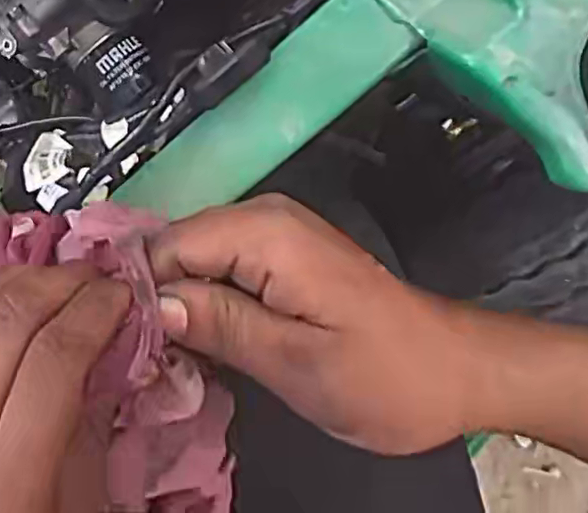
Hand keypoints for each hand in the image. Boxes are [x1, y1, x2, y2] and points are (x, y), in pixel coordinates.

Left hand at [0, 263, 129, 512]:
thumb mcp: (73, 509)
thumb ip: (94, 427)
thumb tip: (117, 341)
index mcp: (3, 491)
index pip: (51, 365)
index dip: (93, 315)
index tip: (122, 295)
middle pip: (10, 321)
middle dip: (65, 284)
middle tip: (101, 280)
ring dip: (26, 275)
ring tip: (63, 281)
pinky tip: (16, 288)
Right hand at [148, 195, 490, 454]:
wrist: (452, 365)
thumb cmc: (386, 374)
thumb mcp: (298, 364)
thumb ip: (221, 324)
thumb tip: (155, 304)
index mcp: (264, 232)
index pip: (169, 245)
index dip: (145, 292)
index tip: (136, 345)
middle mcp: (262, 214)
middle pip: (178, 245)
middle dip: (160, 296)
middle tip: (155, 359)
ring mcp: (271, 226)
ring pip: (194, 254)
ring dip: (181, 301)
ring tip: (179, 355)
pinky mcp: (278, 245)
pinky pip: (220, 261)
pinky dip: (206, 297)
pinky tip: (209, 337)